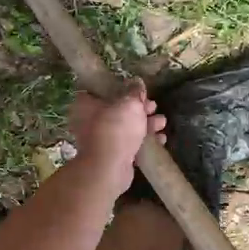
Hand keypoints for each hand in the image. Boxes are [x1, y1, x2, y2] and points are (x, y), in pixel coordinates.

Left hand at [68, 81, 165, 195]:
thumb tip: (136, 81)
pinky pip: (128, 143)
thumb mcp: (129, 104)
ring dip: (144, 124)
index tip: (138, 91)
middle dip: (138, 108)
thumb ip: (134, 91)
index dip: (121, 89)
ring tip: (162, 123)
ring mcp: (99, 139)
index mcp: (85, 104)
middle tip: (154, 107)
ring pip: (124, 127)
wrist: (108, 167)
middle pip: (116, 109)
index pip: (101, 91)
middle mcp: (88, 120)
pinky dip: (143, 140)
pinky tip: (160, 139)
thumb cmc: (116, 129)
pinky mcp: (110, 154)